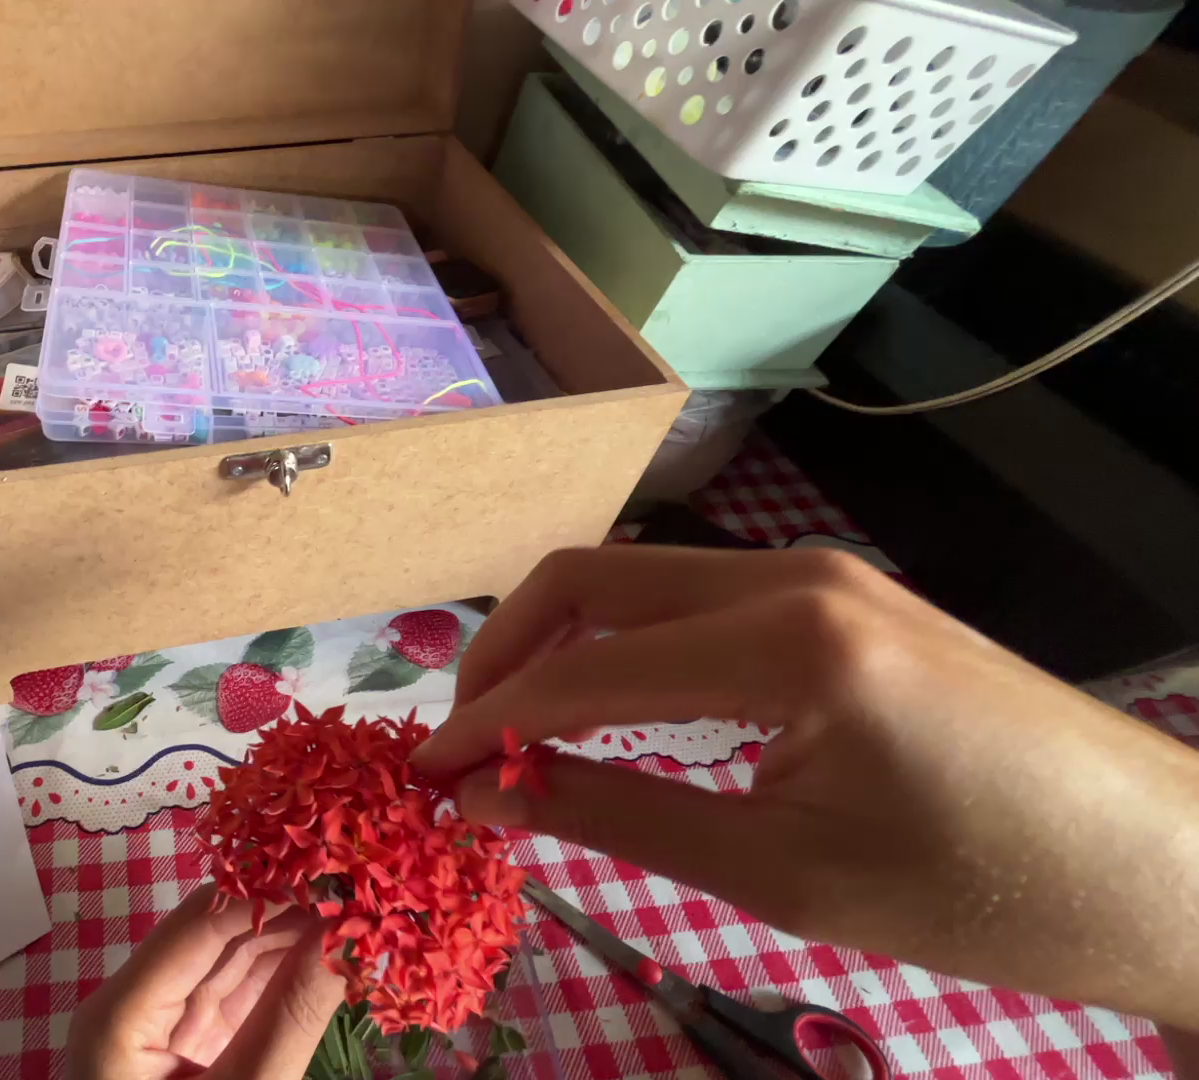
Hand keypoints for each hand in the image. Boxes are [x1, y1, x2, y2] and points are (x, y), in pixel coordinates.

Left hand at [67, 884, 344, 1079]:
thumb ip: (291, 1019)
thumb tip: (345, 938)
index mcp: (122, 1010)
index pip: (204, 920)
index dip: (271, 887)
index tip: (335, 869)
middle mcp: (136, 999)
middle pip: (218, 931)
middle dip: (287, 906)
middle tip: (356, 883)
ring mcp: (161, 1021)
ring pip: (232, 958)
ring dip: (291, 935)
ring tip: (351, 908)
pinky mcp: (188, 1044)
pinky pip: (238, 993)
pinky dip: (281, 974)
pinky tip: (325, 951)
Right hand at [412, 545, 1198, 1027]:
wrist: (1188, 876)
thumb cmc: (986, 899)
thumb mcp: (776, 876)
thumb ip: (609, 816)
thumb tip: (484, 798)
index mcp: (785, 645)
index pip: (582, 672)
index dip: (489, 721)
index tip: (430, 768)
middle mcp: (784, 575)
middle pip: (584, 580)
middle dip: (501, 653)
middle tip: (464, 731)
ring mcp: (804, 569)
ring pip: (623, 578)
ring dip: (551, 642)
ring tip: (514, 720)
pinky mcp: (818, 589)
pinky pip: (674, 597)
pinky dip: (610, 642)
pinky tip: (598, 698)